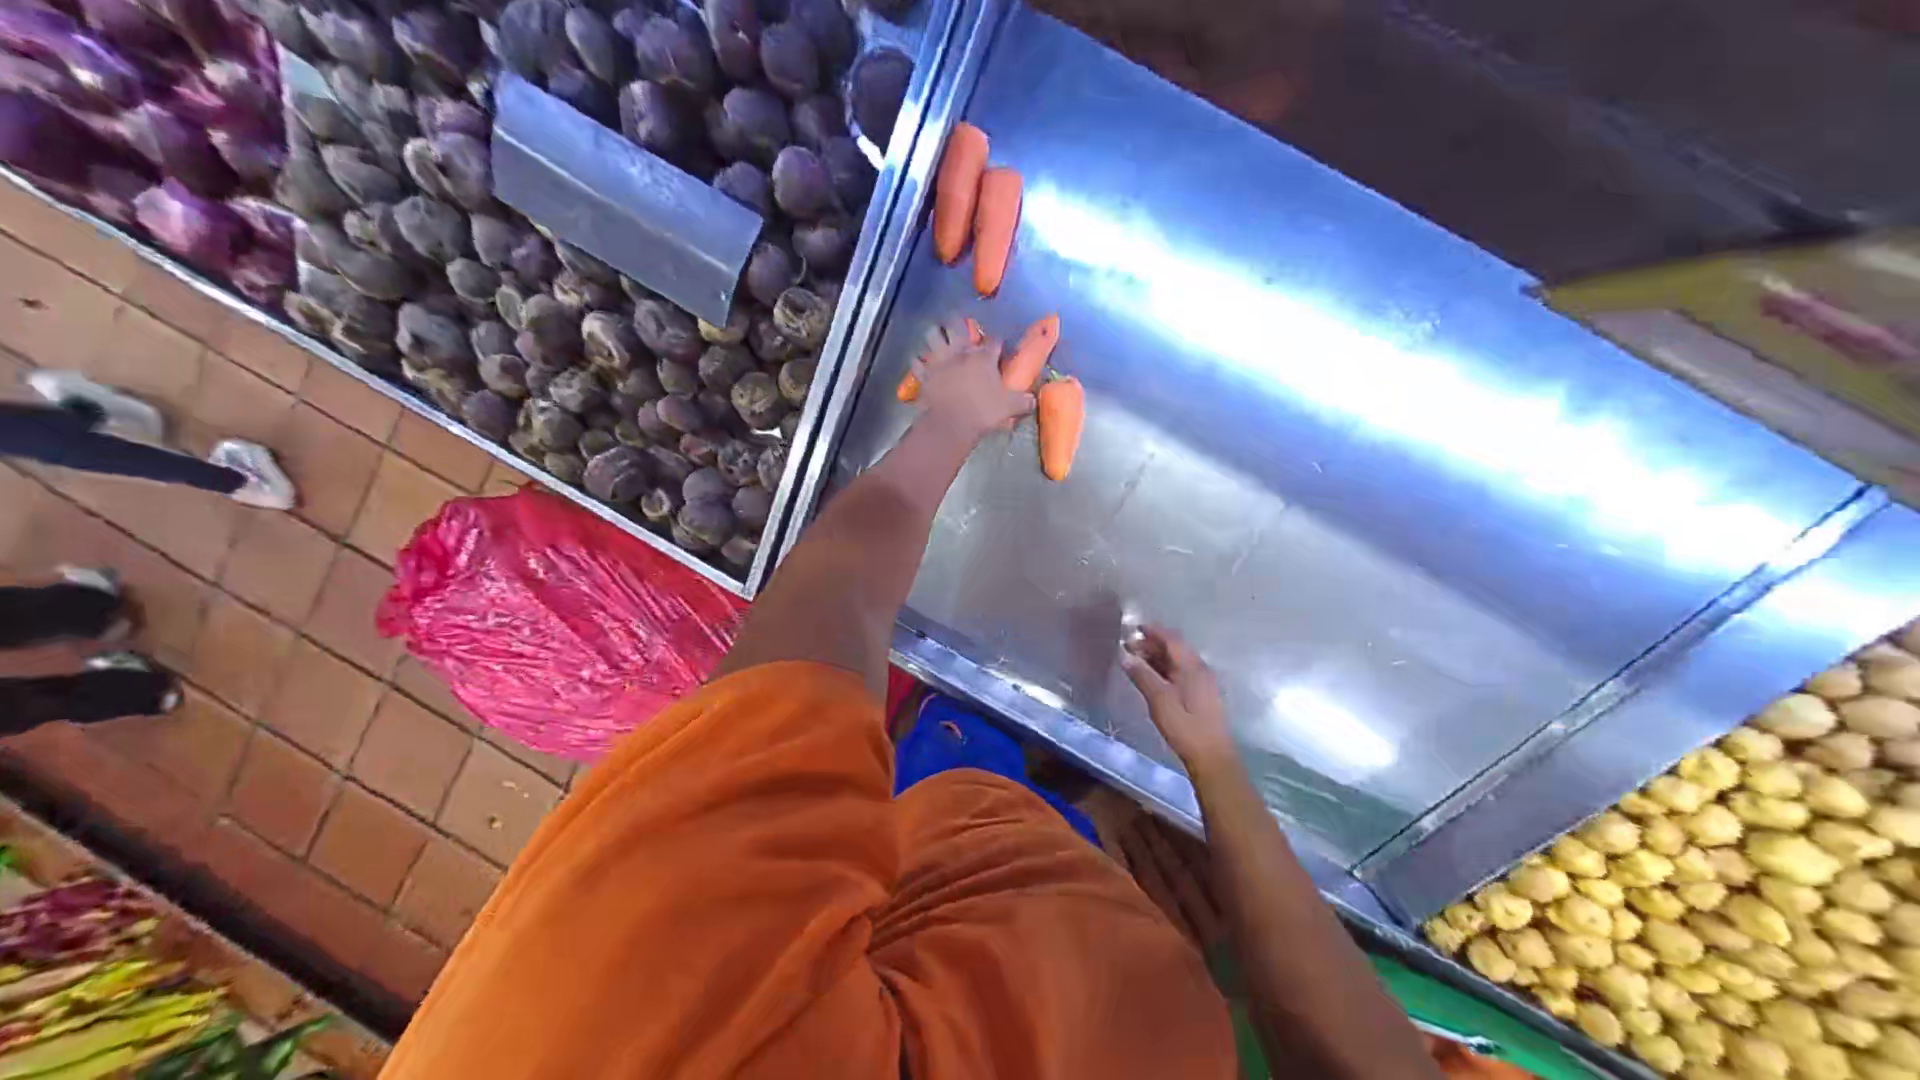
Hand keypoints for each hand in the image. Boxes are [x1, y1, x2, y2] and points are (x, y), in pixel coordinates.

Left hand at [912, 316, 1033, 439]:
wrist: (952, 423)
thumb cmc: (983, 411)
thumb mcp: (1009, 406)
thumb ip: (1022, 401)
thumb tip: (1033, 399)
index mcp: (983, 357)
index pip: (993, 341)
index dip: (996, 342)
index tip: (998, 346)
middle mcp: (960, 352)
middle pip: (956, 325)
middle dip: (957, 323)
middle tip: (958, 326)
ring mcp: (939, 361)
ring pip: (932, 335)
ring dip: (934, 335)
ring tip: (936, 337)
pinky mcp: (924, 374)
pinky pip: (917, 362)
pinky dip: (918, 362)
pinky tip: (920, 363)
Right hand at [1122, 625, 1234, 770]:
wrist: (1212, 757)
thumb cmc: (1186, 728)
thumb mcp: (1160, 701)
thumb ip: (1143, 677)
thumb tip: (1126, 657)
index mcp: (1193, 668)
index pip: (1172, 641)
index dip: (1154, 632)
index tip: (1135, 627)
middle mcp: (1200, 671)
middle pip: (1175, 649)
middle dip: (1152, 644)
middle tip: (1129, 645)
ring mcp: (1202, 683)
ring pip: (1177, 662)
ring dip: (1157, 657)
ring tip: (1135, 659)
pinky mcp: (1201, 696)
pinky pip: (1180, 673)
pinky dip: (1164, 669)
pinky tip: (1151, 676)